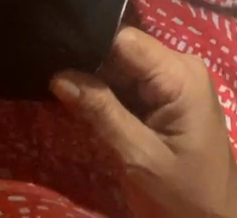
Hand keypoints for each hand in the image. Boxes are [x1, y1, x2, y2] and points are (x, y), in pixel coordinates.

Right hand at [51, 28, 236, 217]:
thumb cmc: (184, 196)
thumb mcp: (139, 158)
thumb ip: (102, 113)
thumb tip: (59, 75)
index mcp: (181, 74)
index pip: (125, 40)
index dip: (90, 44)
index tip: (55, 55)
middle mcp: (181, 65)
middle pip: (124, 50)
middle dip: (90, 63)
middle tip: (52, 75)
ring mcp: (177, 80)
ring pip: (125, 66)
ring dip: (97, 79)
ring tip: (60, 85)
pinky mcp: (170, 96)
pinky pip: (133, 83)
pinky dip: (110, 93)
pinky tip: (84, 99)